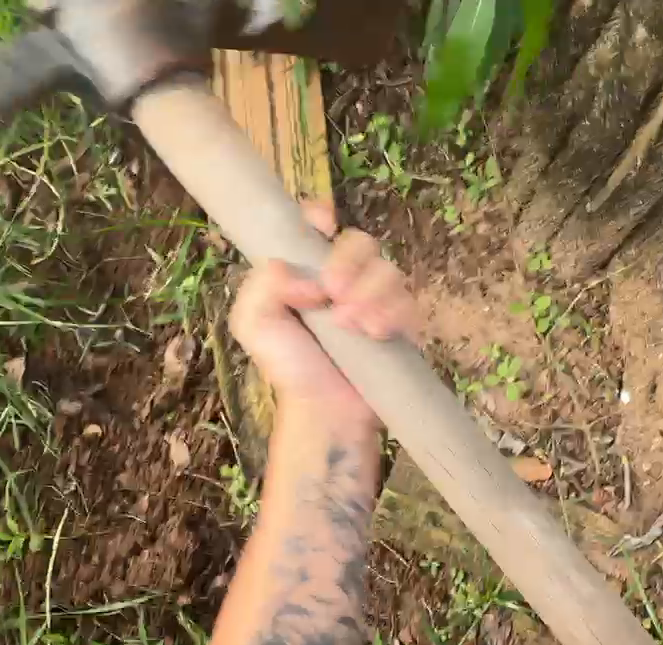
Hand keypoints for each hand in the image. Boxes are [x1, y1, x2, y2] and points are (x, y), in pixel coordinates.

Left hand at [228, 202, 416, 426]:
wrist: (323, 410)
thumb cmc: (289, 367)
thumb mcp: (254, 324)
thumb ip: (262, 286)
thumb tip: (300, 275)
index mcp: (308, 269)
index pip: (318, 225)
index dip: (321, 216)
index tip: (322, 227)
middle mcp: (345, 278)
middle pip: (361, 242)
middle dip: (348, 263)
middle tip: (333, 292)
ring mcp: (376, 300)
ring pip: (387, 270)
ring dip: (369, 293)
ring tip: (351, 325)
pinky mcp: (401, 323)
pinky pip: (409, 301)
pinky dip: (392, 313)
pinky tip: (374, 333)